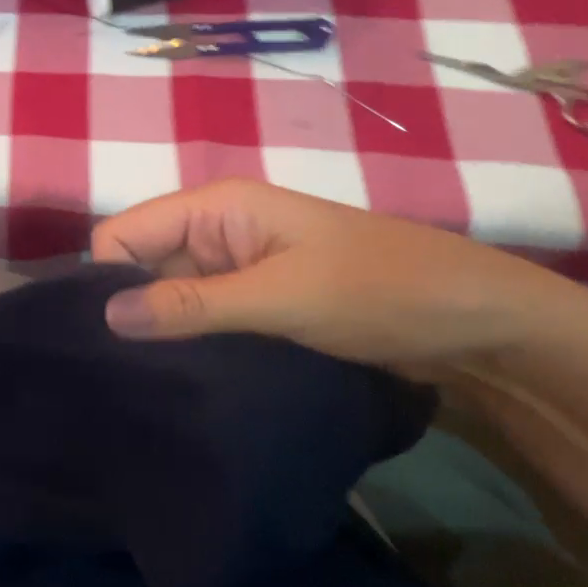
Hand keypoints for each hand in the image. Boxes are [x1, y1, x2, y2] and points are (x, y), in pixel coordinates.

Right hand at [91, 179, 587, 373]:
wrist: (482, 324)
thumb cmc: (381, 290)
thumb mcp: (282, 297)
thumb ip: (190, 305)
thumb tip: (105, 317)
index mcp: (214, 207)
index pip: (123, 235)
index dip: (107, 281)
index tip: (106, 340)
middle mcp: (215, 229)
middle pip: (140, 265)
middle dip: (132, 310)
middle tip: (126, 370)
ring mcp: (236, 266)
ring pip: (168, 295)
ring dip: (163, 331)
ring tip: (152, 379)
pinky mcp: (256, 300)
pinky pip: (201, 316)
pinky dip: (191, 342)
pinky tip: (187, 375)